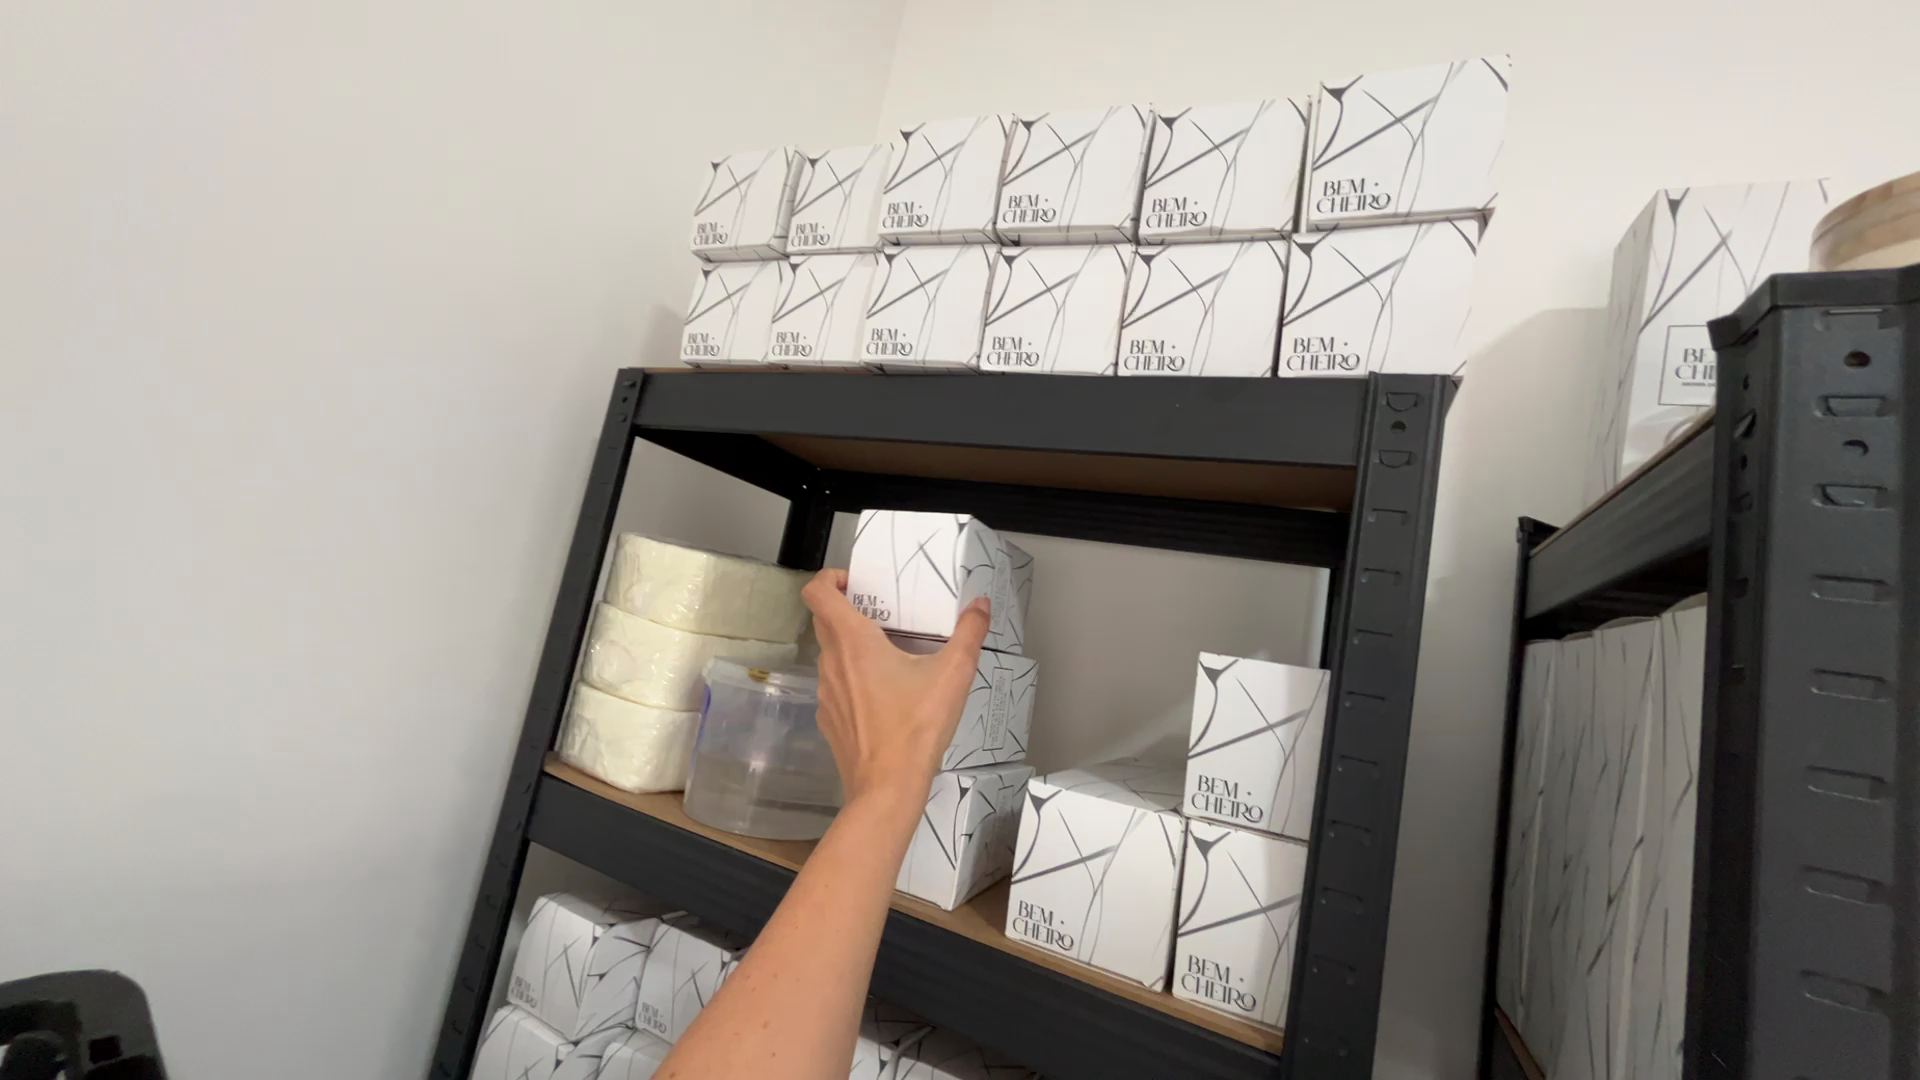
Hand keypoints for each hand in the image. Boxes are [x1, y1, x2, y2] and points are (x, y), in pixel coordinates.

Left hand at [803, 568, 989, 808]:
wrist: (887, 788)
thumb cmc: (916, 727)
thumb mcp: (953, 675)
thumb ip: (969, 633)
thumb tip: (981, 605)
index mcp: (853, 642)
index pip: (818, 592)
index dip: (830, 577)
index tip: (856, 582)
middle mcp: (831, 662)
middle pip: (823, 619)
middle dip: (847, 608)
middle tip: (882, 612)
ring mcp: (825, 692)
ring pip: (830, 653)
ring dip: (852, 645)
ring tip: (889, 653)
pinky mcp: (829, 718)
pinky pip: (836, 685)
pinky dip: (853, 678)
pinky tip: (884, 694)